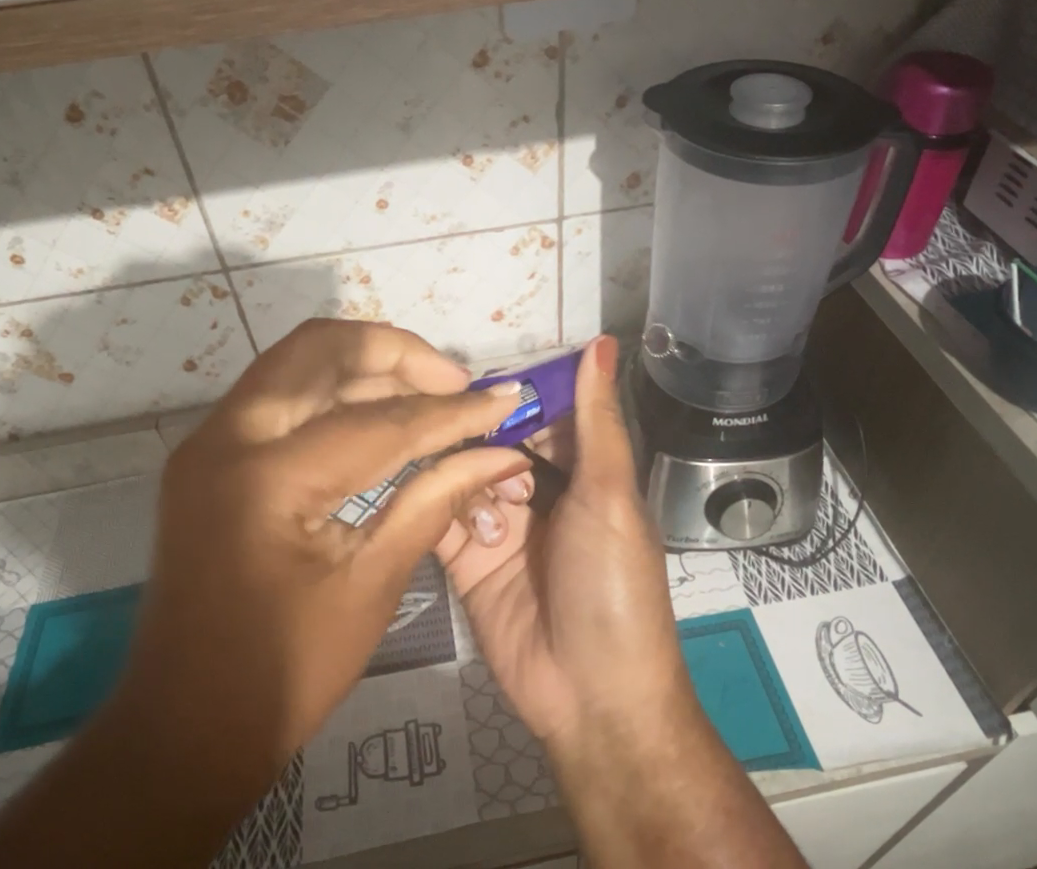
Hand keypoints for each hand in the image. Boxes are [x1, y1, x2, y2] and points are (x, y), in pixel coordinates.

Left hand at [119, 320, 531, 811]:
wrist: (186, 727)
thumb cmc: (286, 673)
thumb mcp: (372, 585)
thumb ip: (434, 501)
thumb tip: (499, 453)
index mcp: (268, 478)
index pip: (380, 421)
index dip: (451, 411)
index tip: (506, 398)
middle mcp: (227, 439)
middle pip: (319, 349)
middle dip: (397, 353)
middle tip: (456, 382)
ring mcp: (208, 445)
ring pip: (294, 365)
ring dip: (363, 366)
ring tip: (429, 393)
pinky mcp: (207, 461)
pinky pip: (275, 399)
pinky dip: (330, 393)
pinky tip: (379, 417)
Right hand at [435, 336, 693, 749]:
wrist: (590, 695)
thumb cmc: (612, 585)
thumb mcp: (609, 495)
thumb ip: (595, 420)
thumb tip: (604, 340)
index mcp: (586, 474)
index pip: (547, 414)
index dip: (519, 391)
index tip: (478, 365)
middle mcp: (542, 494)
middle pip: (499, 441)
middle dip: (478, 429)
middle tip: (441, 410)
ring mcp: (501, 528)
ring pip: (465, 472)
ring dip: (460, 471)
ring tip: (457, 484)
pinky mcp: (466, 561)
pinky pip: (441, 517)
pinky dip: (431, 503)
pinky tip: (424, 493)